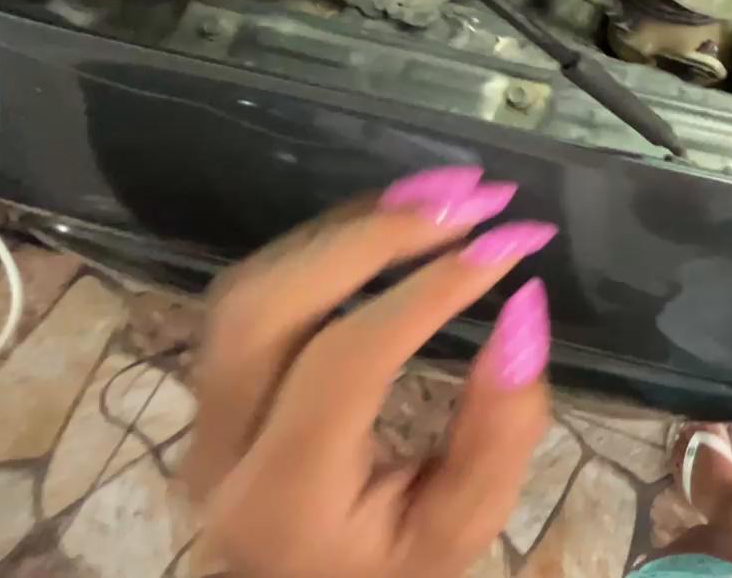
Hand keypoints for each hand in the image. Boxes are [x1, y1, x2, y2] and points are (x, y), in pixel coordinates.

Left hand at [180, 166, 556, 577]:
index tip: (519, 240)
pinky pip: (263, 281)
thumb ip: (503, 425)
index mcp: (284, 496)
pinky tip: (409, 211)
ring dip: (358, 221)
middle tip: (481, 198)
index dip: (435, 289)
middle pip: (269, 306)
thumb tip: (524, 305)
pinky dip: (340, 231)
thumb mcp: (472, 518)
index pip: (349, 361)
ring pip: (253, 283)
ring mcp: (208, 410)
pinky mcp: (224, 380)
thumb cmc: (404, 557)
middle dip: (381, 233)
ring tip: (454, 190)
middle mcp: (222, 447)